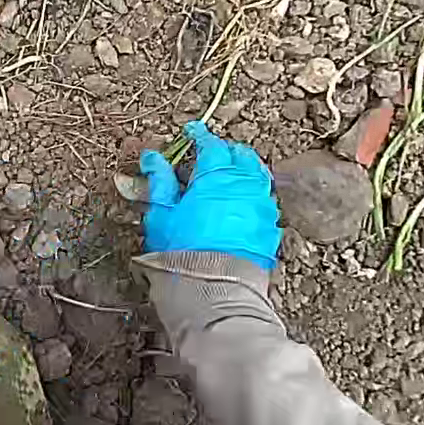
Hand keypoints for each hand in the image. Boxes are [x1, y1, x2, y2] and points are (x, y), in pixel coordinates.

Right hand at [138, 121, 281, 269]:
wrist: (214, 292)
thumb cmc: (182, 253)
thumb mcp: (162, 214)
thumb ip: (160, 181)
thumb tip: (154, 157)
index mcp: (216, 177)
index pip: (211, 145)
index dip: (199, 136)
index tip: (191, 132)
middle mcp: (245, 185)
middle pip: (240, 155)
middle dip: (224, 150)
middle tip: (207, 155)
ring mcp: (262, 206)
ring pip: (256, 175)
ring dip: (241, 169)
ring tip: (224, 177)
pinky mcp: (269, 227)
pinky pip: (263, 199)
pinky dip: (250, 193)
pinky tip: (236, 202)